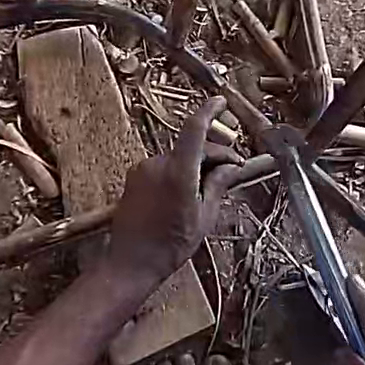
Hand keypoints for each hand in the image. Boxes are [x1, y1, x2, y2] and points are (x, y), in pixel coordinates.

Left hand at [107, 96, 241, 281]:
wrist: (131, 261)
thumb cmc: (170, 245)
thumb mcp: (204, 216)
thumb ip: (217, 185)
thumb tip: (230, 166)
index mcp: (178, 173)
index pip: (194, 130)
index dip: (209, 111)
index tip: (221, 102)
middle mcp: (157, 164)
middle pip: (191, 147)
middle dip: (214, 154)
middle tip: (233, 169)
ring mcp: (143, 169)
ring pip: (178, 158)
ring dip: (195, 166)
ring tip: (210, 188)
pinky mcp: (135, 177)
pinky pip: (163, 167)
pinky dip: (178, 172)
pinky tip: (187, 192)